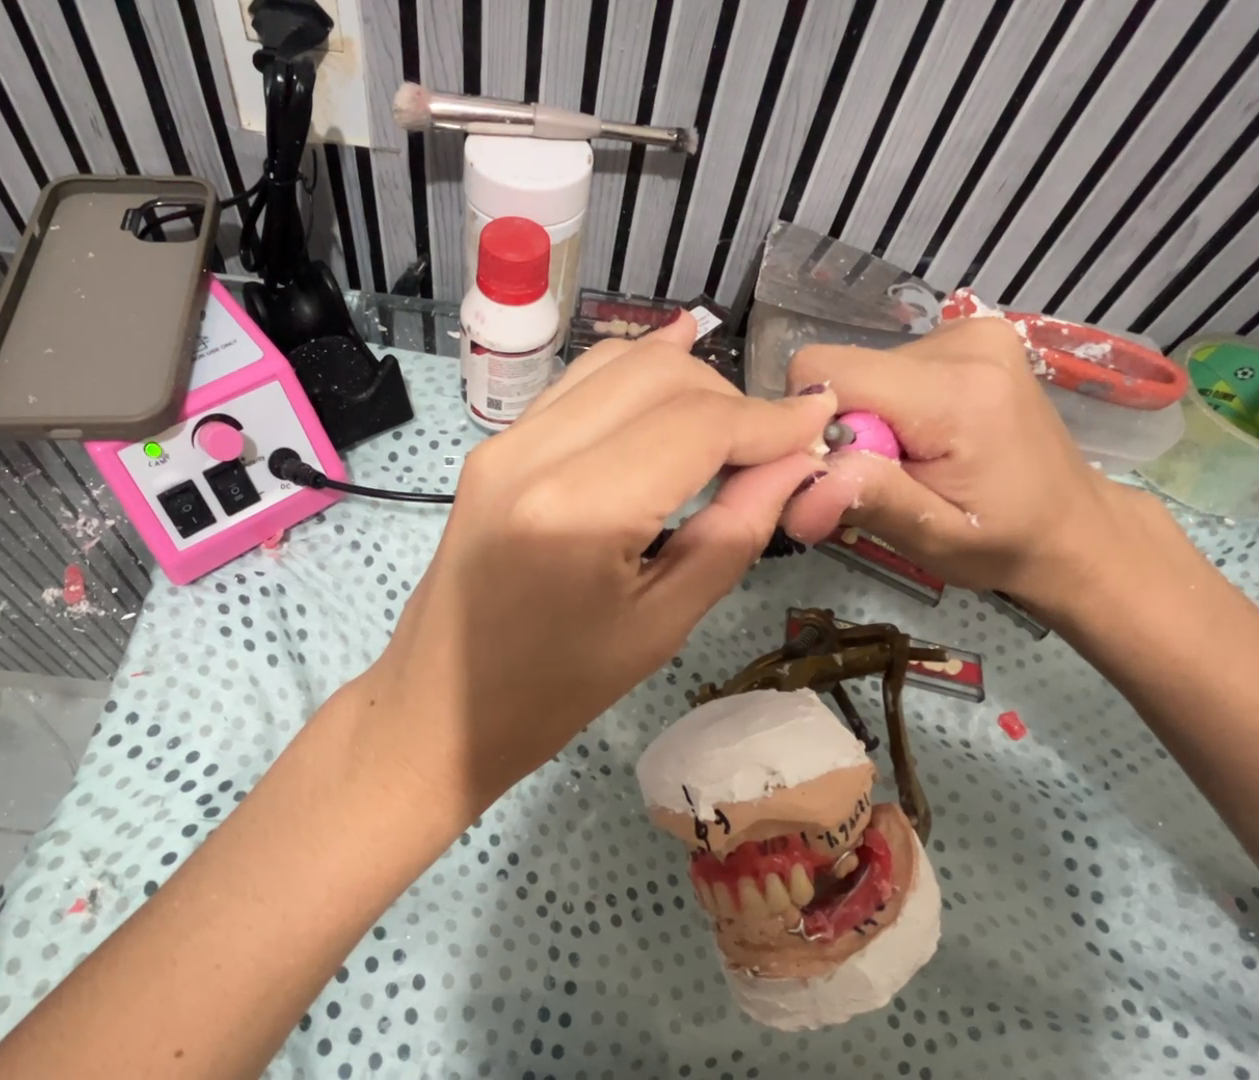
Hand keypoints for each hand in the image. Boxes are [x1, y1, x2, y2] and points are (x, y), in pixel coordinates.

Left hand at [360, 316, 835, 812]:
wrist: (440, 708)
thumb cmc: (554, 691)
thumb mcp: (661, 624)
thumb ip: (735, 532)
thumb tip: (793, 464)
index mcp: (579, 508)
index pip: (697, 424)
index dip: (768, 419)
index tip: (818, 424)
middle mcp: (534, 453)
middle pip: (657, 376)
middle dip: (729, 396)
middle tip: (774, 441)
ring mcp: (504, 443)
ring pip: (613, 365)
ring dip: (683, 379)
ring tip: (730, 422)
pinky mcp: (493, 449)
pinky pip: (574, 387)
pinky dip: (630, 377)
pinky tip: (670, 377)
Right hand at [778, 317, 1167, 610]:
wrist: (1074, 527)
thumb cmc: (1003, 543)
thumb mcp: (932, 540)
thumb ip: (868, 499)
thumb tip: (798, 479)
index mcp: (956, 392)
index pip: (826, 372)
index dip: (812, 425)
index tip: (840, 472)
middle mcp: (963, 343)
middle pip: (841, 371)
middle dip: (841, 429)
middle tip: (881, 477)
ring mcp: (968, 333)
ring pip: (860, 370)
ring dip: (865, 422)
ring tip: (907, 464)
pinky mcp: (966, 336)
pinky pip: (886, 367)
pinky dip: (886, 408)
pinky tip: (921, 441)